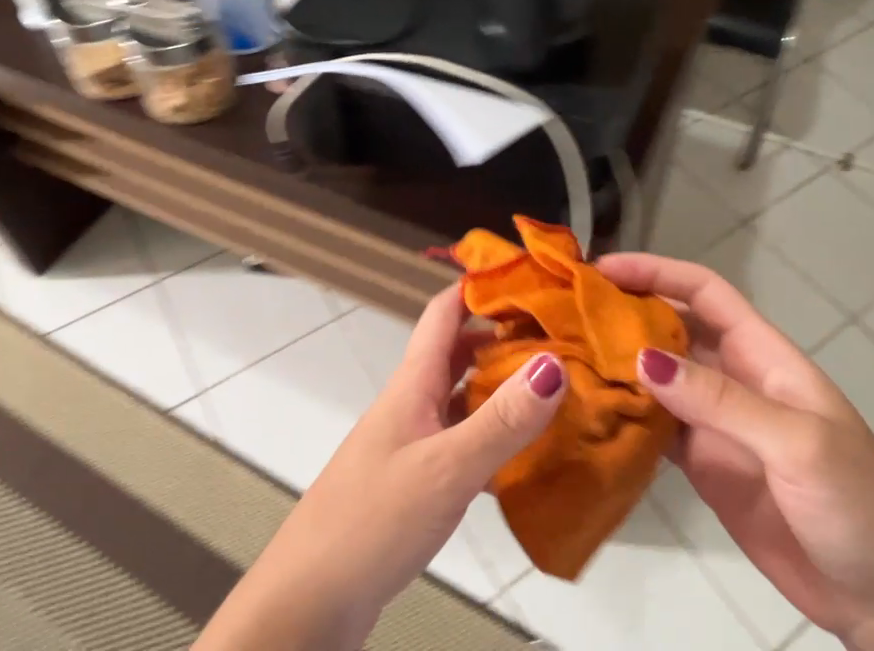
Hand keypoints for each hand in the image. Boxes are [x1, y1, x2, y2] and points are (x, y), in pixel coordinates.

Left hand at [195, 286, 564, 649]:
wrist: (310, 599)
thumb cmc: (373, 520)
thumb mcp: (446, 469)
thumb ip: (502, 420)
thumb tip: (553, 360)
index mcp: (413, 385)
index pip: (445, 311)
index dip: (482, 284)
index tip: (534, 274)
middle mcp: (411, 404)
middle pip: (458, 351)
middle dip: (505, 335)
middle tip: (563, 335)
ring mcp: (411, 443)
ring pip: (462, 397)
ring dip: (503, 386)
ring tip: (558, 388)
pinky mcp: (414, 482)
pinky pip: (462, 440)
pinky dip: (494, 436)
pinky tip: (526, 454)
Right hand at [596, 253, 873, 650]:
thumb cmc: (860, 505)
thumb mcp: (798, 443)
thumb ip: (721, 400)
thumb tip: (642, 357)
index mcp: (766, 358)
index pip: (707, 294)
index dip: (658, 273)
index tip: (601, 269)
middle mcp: (737, 383)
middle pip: (673, 332)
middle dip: (624, 316)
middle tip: (563, 316)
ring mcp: (719, 428)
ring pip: (658, 382)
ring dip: (616, 368)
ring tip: (561, 360)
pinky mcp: (706, 470)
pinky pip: (657, 433)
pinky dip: (624, 421)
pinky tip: (587, 417)